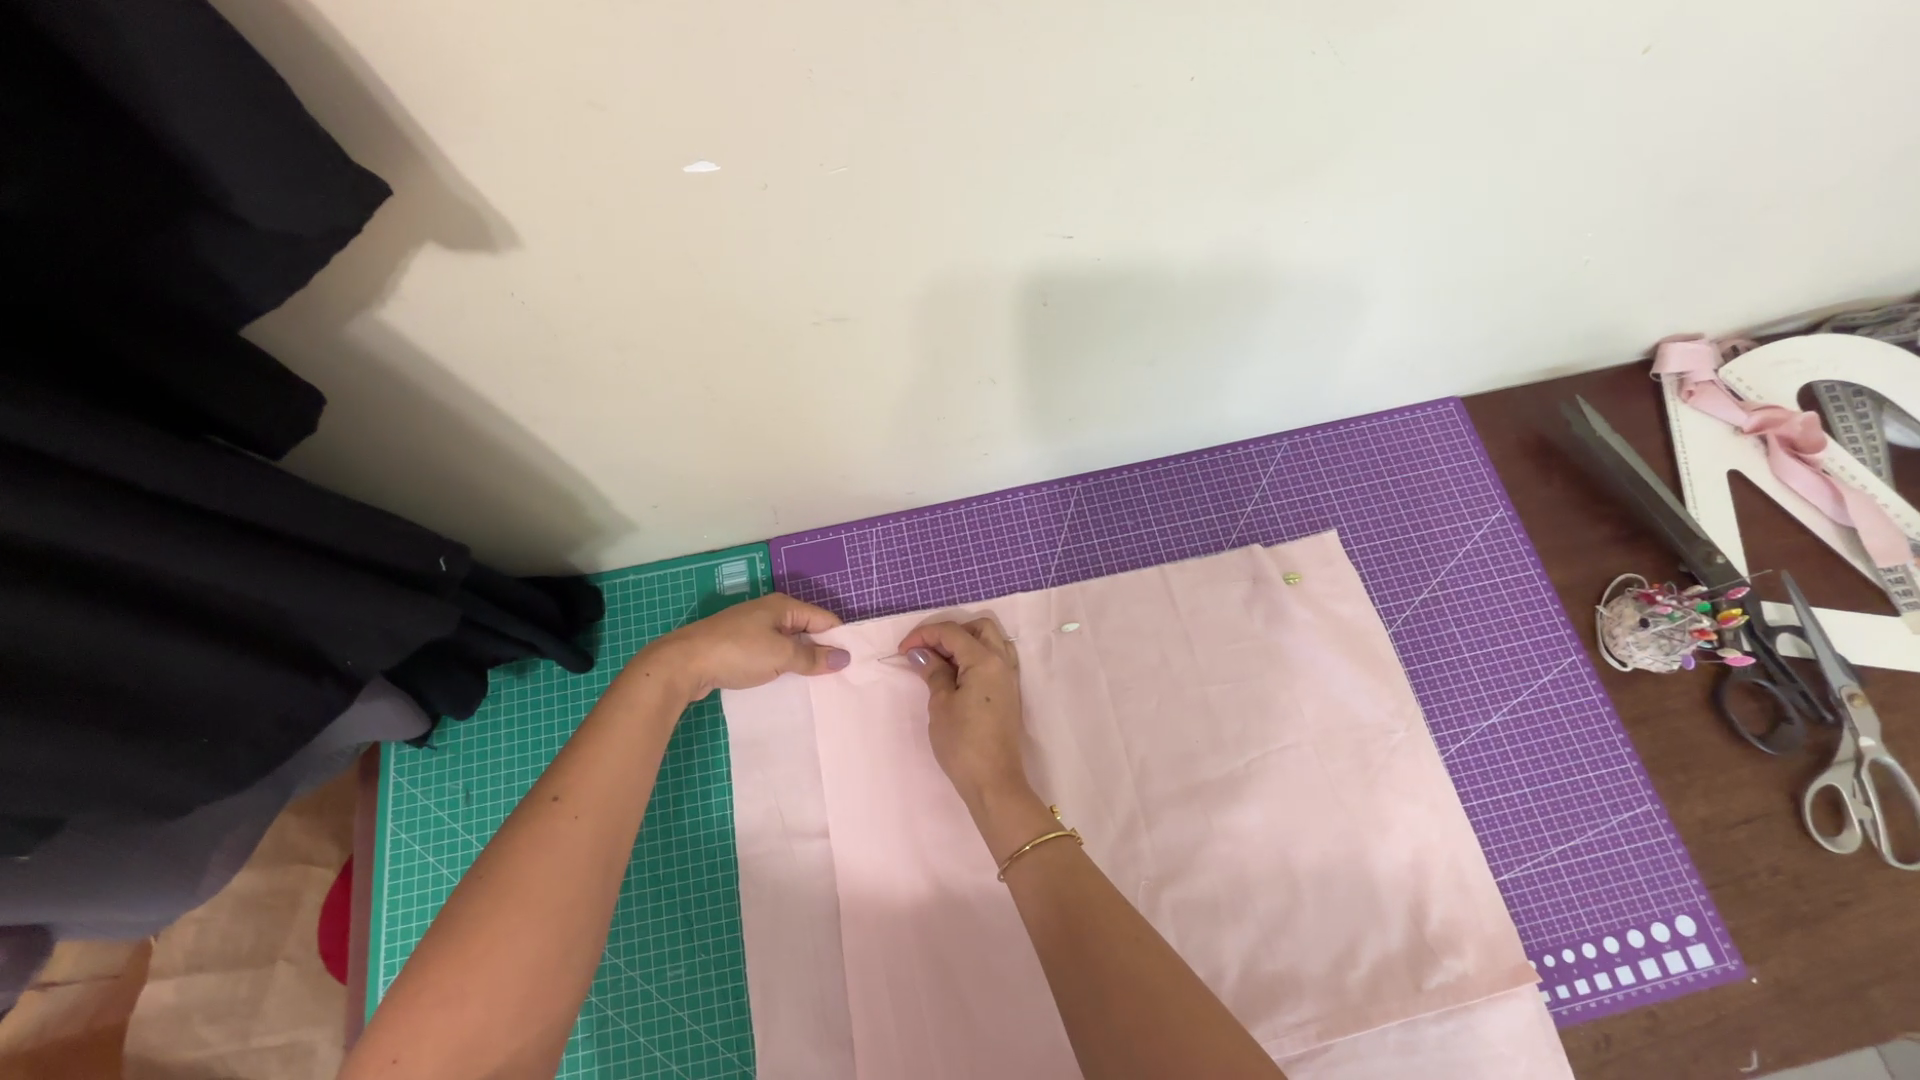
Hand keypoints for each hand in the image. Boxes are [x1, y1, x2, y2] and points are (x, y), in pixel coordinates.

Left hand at [627, 594, 847, 703]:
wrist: (684, 663)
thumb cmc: (737, 653)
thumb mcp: (781, 655)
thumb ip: (813, 657)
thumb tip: (844, 658)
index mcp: (784, 606)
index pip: (824, 619)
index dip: (840, 639)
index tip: (856, 663)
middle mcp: (770, 613)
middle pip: (808, 630)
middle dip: (823, 651)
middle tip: (841, 677)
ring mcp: (753, 630)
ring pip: (789, 644)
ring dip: (802, 660)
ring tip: (820, 683)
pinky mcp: (740, 647)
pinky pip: (772, 654)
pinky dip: (783, 666)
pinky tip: (788, 682)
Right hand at [898, 619, 1031, 809]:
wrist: (993, 781)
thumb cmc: (962, 743)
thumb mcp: (941, 704)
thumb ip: (933, 672)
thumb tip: (921, 653)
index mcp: (985, 660)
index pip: (952, 632)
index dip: (924, 635)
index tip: (902, 650)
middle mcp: (1003, 662)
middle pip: (978, 627)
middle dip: (949, 633)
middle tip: (925, 651)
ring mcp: (1010, 677)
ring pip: (991, 641)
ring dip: (965, 642)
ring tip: (941, 661)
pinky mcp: (1010, 692)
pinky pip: (996, 658)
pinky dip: (976, 656)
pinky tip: (958, 673)